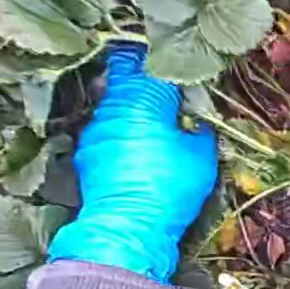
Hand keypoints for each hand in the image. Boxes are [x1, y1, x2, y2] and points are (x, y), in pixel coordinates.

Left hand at [48, 45, 217, 282]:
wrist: (127, 227)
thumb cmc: (169, 188)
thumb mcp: (201, 158)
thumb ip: (200, 130)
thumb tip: (199, 118)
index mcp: (141, 99)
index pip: (152, 63)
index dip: (169, 61)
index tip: (186, 68)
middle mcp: (111, 106)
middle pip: (126, 75)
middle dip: (147, 77)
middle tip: (171, 87)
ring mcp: (95, 128)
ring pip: (115, 102)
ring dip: (135, 105)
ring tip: (159, 118)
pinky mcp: (89, 151)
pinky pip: (109, 128)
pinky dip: (125, 128)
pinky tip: (141, 145)